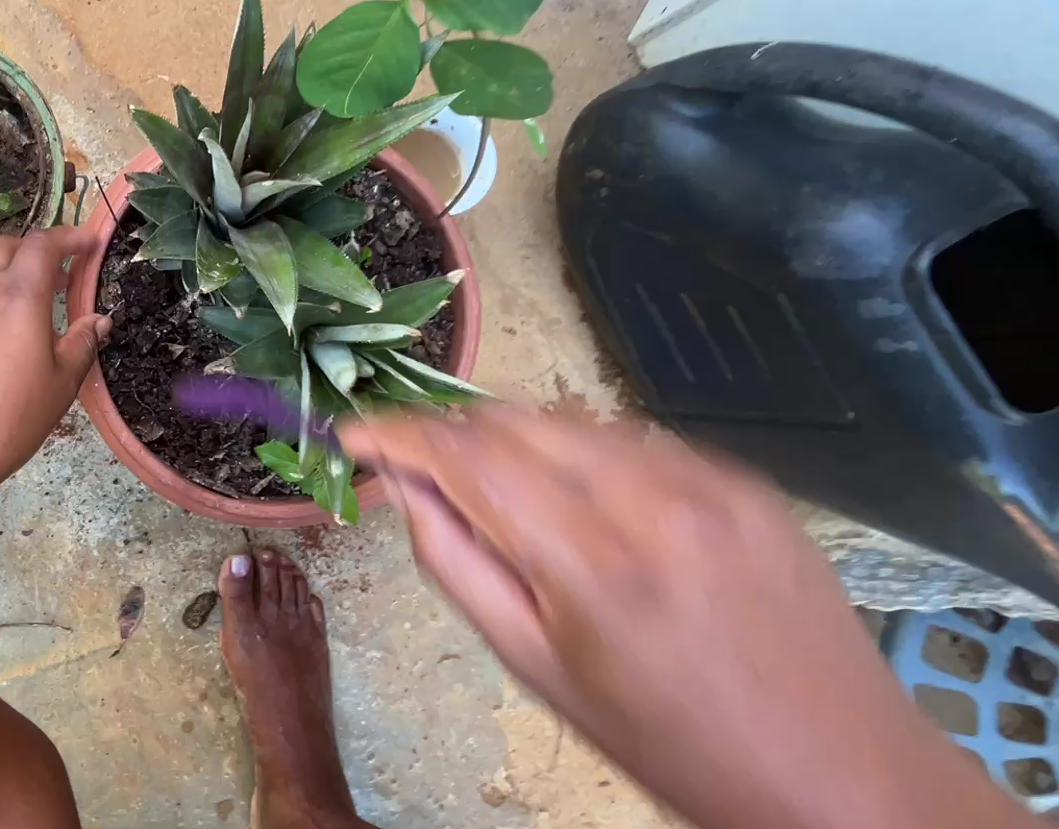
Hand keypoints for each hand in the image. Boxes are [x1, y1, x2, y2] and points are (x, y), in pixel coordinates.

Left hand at [0, 226, 109, 491]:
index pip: (42, 244)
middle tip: (58, 274)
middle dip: (33, 248)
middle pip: (3, 247)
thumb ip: (82, 345)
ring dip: (9, 281)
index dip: (69, 237)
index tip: (90, 243)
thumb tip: (99, 320)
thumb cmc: (8, 421)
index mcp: (18, 298)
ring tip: (32, 318)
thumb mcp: (60, 386)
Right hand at [339, 406, 1037, 828]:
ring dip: (504, 437)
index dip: (395, 433)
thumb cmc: (660, 737)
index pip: (463, 457)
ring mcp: (704, 478)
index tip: (352, 432)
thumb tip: (402, 483)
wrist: (842, 777)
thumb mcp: (530, 662)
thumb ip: (451, 558)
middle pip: (506, 419)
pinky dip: (569, 449)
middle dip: (444, 431)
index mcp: (589, 561)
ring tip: (491, 483)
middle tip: (414, 462)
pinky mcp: (738, 476)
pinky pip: (619, 435)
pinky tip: (573, 495)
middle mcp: (648, 498)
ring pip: (559, 417)